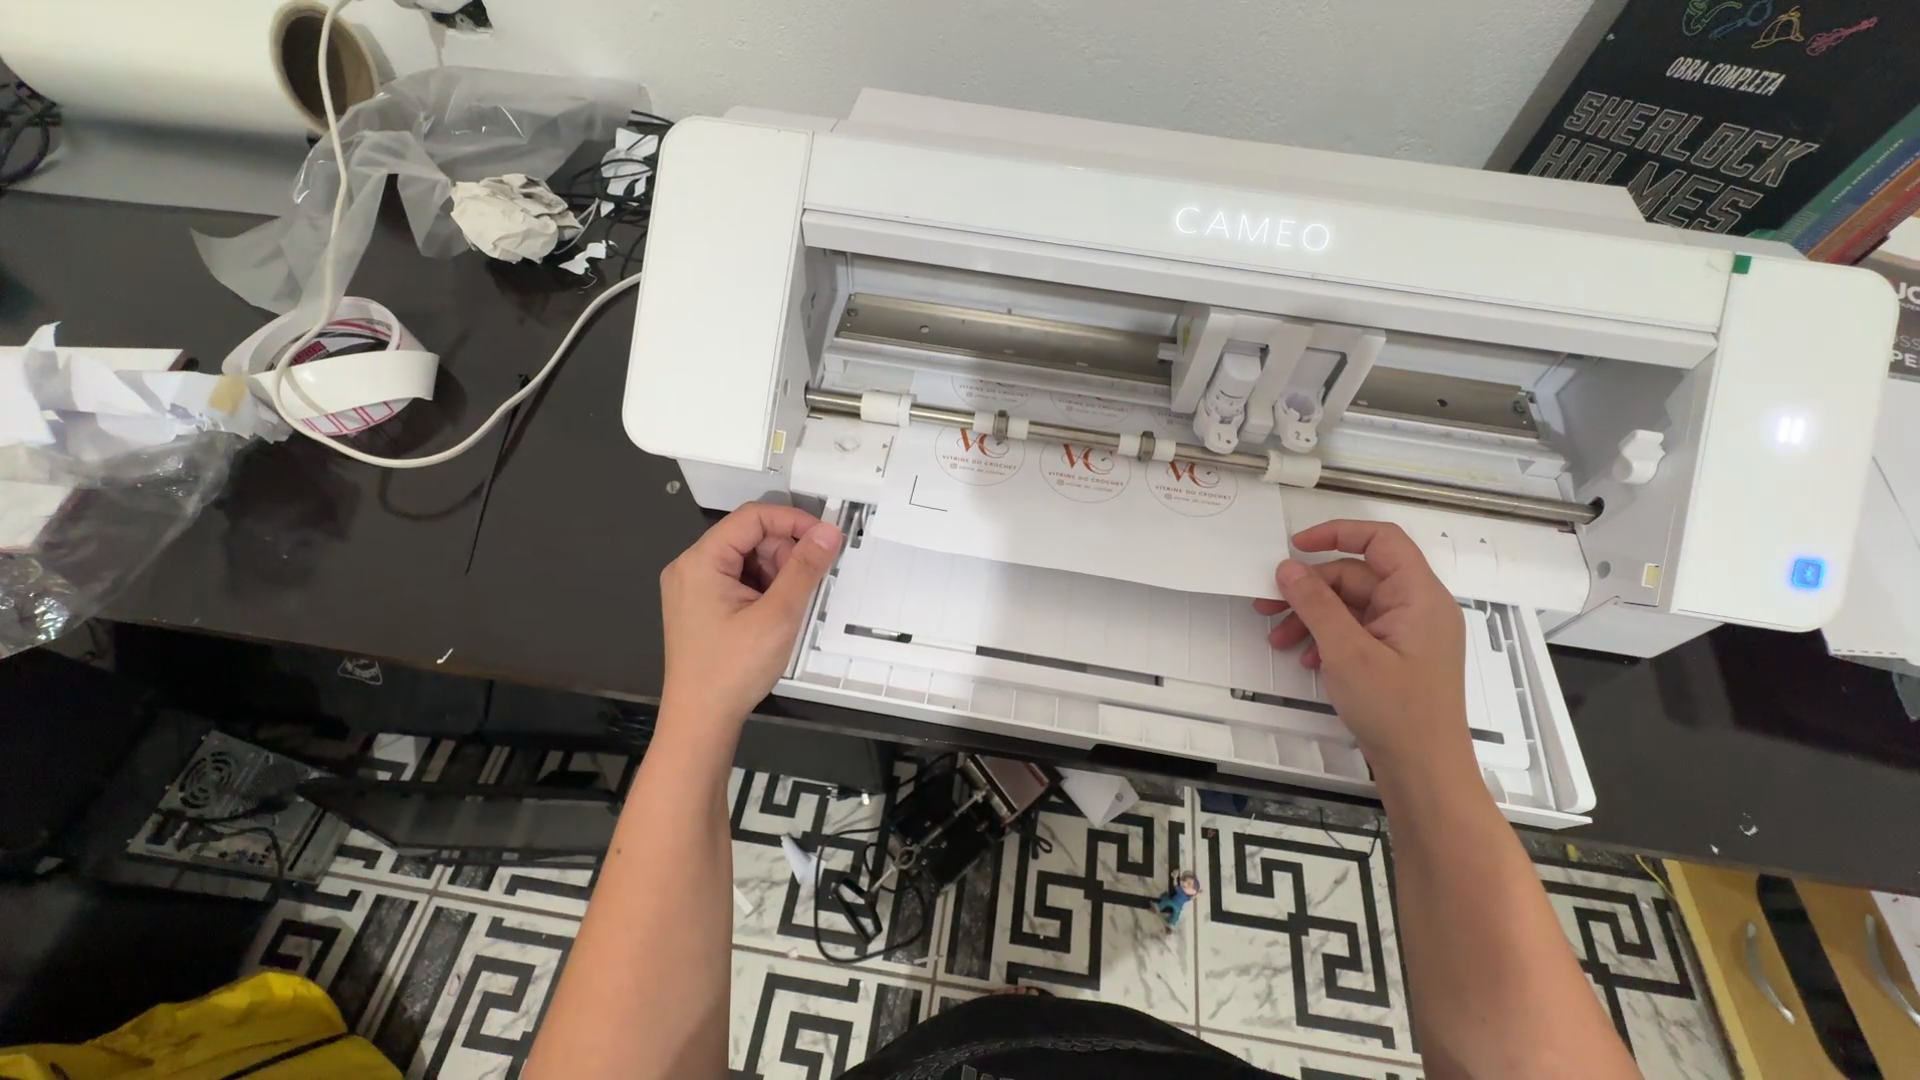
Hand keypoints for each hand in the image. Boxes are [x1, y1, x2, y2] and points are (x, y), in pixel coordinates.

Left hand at [659, 503, 841, 729]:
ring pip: (747, 560)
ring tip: (788, 608)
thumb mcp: (778, 615)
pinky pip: (739, 580)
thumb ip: (804, 568)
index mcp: (700, 562)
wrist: (701, 721)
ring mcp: (693, 588)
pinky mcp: (701, 607)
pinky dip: (764, 589)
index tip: (825, 538)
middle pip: (749, 537)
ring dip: (777, 574)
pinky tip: (776, 615)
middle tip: (806, 584)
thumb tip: (828, 532)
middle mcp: (691, 568)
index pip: (752, 517)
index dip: (793, 521)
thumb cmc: (733, 670)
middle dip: (784, 553)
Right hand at [1254, 520, 1470, 769]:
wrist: (1425, 772)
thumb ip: (1316, 604)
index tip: (1295, 546)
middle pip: (1357, 576)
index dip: (1336, 534)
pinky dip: (1326, 637)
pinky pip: (1356, 630)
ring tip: (1278, 639)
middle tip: (1268, 604)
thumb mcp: (1347, 652)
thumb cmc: (1396, 712)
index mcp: (1419, 597)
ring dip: (1311, 616)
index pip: (1381, 540)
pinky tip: (1305, 657)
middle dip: (1310, 589)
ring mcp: (1408, 634)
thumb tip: (1289, 568)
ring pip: (1351, 605)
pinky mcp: (1397, 657)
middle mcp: (1418, 608)